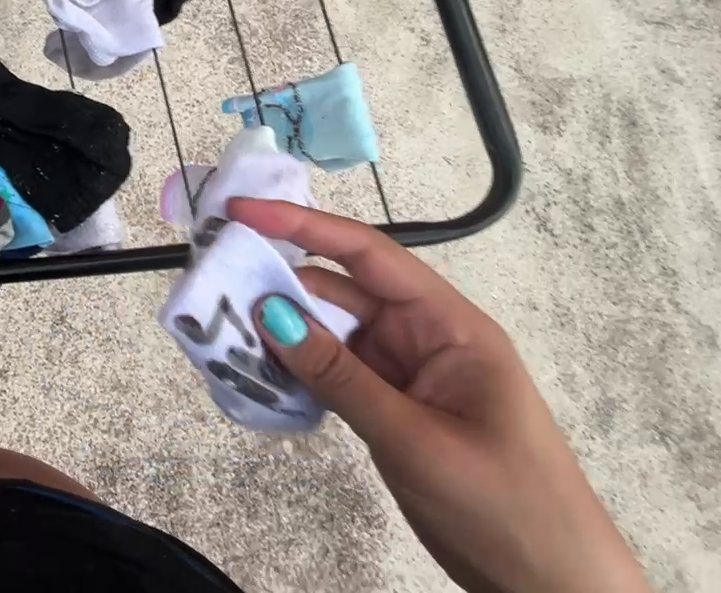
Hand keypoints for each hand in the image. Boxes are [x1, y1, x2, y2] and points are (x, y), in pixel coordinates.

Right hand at [231, 199, 648, 592]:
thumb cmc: (508, 507)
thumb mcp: (416, 438)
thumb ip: (338, 374)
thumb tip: (265, 311)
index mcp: (448, 326)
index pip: (367, 255)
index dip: (302, 225)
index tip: (240, 213)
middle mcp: (420, 336)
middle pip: (336, 289)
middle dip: (275, 279)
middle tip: (212, 275)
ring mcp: (399, 371)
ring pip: (324, 330)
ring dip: (276, 327)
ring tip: (219, 324)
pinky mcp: (383, 403)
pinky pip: (325, 367)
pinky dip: (289, 363)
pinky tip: (253, 366)